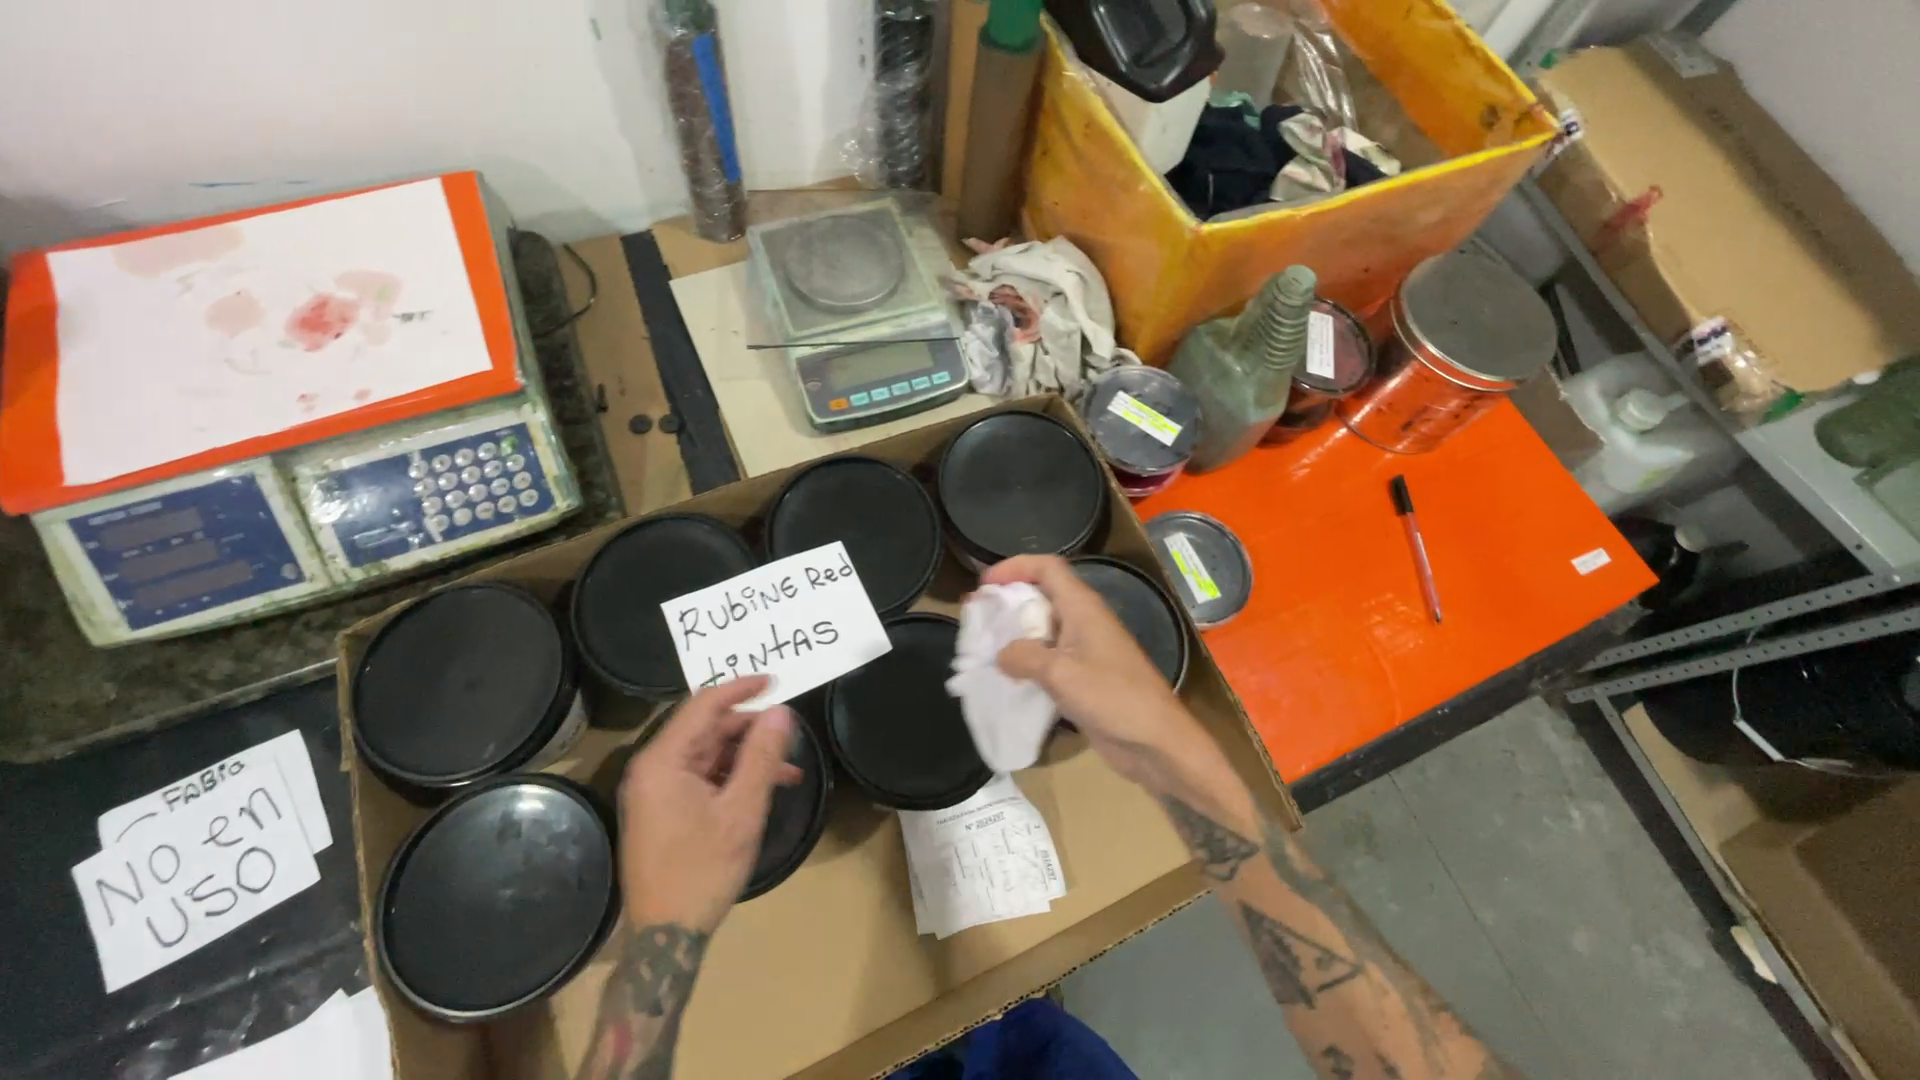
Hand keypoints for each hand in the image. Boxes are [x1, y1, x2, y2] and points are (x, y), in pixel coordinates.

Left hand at [617, 677, 800, 933]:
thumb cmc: (702, 870)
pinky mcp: (663, 810)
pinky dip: (733, 778)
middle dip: (749, 728)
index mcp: (662, 762)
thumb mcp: (741, 811)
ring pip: (708, 755)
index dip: (739, 689)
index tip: (774, 680)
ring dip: (747, 756)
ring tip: (788, 767)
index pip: (702, 706)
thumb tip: (781, 712)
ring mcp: (656, 791)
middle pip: (705, 730)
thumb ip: (761, 756)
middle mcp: (652, 769)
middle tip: (788, 732)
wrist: (666, 935)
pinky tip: (766, 788)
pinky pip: (702, 778)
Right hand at [983, 556, 1225, 797]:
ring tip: (983, 648)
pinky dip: (1025, 664)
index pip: (1047, 568)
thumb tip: (1001, 654)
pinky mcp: (1083, 679)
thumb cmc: (1114, 698)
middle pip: (1042, 597)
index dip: (1015, 567)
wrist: (1156, 742)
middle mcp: (1083, 623)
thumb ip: (1025, 657)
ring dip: (1014, 636)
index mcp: (1083, 608)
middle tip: (977, 618)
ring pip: (1043, 631)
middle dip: (1008, 602)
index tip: (985, 584)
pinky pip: (1048, 661)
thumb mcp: (1061, 674)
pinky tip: (1005, 679)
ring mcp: (1084, 652)